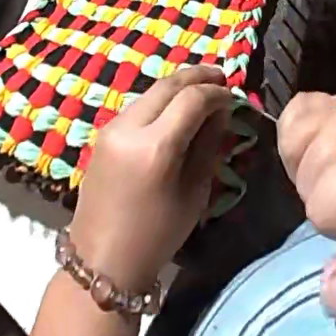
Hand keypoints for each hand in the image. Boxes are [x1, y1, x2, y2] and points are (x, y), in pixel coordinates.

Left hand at [68, 66, 235, 292]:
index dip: (216, 93)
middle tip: (221, 76)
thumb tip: (220, 112)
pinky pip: (139, 104)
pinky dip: (161, 99)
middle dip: (197, 77)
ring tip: (203, 88)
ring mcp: (112, 126)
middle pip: (168, 85)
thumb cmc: (156, 235)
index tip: (233, 95)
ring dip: (178, 86)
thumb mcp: (194, 193)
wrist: (102, 259)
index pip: (191, 100)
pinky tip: (176, 106)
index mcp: (155, 147)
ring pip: (151, 91)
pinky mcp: (104, 131)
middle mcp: (130, 127)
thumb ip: (208, 146)